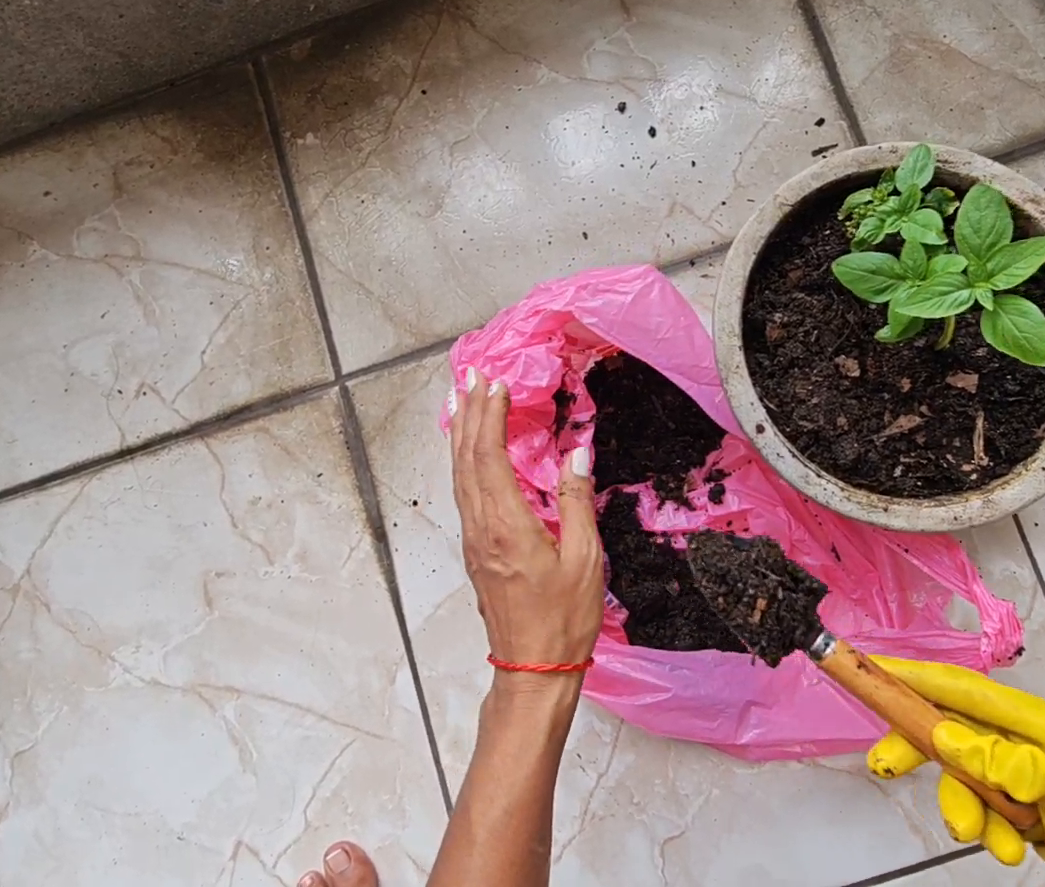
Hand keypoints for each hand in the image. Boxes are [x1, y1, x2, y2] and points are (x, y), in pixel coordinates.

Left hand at [449, 367, 603, 672]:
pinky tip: (467, 451)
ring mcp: (473, 540)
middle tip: (474, 376)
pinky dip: (463, 461)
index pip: (490, 457)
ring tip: (462, 401)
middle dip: (470, 414)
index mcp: (507, 525)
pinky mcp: (475, 550)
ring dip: (462, 434)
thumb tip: (577, 453)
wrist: (532, 668)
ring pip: (459, 475)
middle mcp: (481, 527)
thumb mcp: (585, 559)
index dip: (491, 417)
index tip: (497, 385)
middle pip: (467, 459)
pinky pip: (463, 492)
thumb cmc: (563, 619)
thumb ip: (576, 502)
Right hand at [866, 658, 1044, 886]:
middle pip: (962, 730)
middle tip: (885, 766)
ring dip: (967, 805)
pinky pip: (994, 806)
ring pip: (973, 774)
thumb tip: (946, 735)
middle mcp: (1039, 743)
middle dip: (924, 748)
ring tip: (984, 839)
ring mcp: (1039, 777)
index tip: (875, 667)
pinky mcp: (1038, 809)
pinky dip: (994, 827)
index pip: (973, 690)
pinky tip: (1014, 850)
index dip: (920, 676)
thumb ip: (1007, 765)